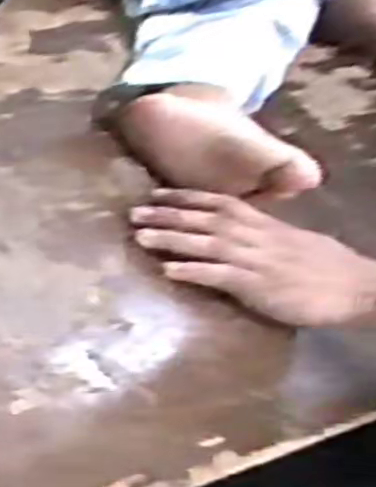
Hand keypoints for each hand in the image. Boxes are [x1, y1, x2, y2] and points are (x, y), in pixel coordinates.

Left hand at [132, 189, 375, 326]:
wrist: (369, 293)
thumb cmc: (323, 270)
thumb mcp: (290, 243)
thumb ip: (257, 233)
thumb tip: (222, 226)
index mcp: (269, 228)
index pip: (226, 205)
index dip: (190, 198)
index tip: (155, 193)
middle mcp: (262, 240)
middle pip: (211, 222)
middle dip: (171, 215)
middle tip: (134, 212)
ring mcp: (261, 262)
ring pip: (212, 245)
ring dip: (174, 240)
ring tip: (140, 236)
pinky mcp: (261, 286)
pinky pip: (223, 276)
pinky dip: (195, 271)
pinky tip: (167, 270)